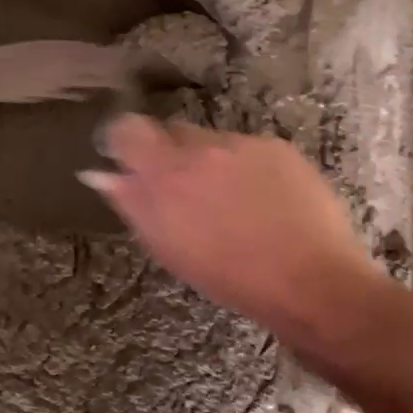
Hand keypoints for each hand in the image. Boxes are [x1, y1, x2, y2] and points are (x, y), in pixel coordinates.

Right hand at [79, 114, 382, 345]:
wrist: (311, 282)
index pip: (128, 130)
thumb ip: (133, 204)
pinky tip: (263, 204)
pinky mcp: (280, 149)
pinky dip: (247, 169)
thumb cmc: (228, 277)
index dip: (124, 141)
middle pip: (173, 134)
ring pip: (214, 144)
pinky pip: (250, 150)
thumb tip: (101, 174)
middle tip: (184, 195)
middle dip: (172, 157)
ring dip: (212, 165)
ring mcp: (244, 145)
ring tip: (231, 207)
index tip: (126, 160)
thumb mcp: (167, 248)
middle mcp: (202, 148)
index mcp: (165, 173)